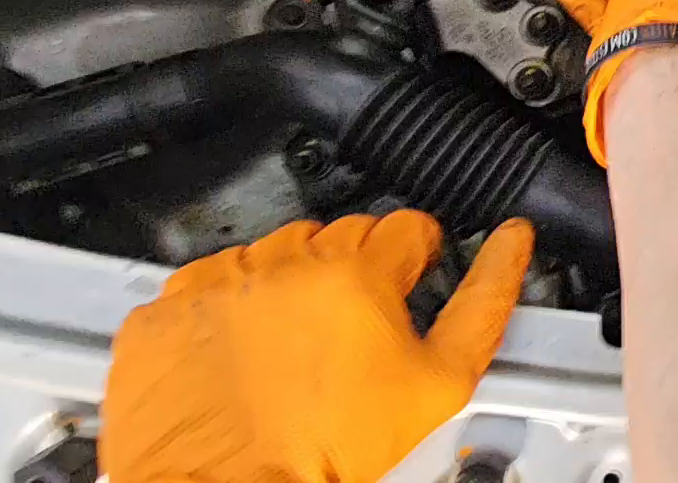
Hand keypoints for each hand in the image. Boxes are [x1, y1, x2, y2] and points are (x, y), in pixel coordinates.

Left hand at [101, 212, 533, 482]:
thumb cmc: (325, 450)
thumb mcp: (443, 379)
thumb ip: (489, 296)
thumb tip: (513, 240)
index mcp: (358, 269)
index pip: (408, 226)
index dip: (416, 260)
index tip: (405, 287)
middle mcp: (288, 262)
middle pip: (346, 233)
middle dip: (358, 269)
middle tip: (353, 325)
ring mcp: (222, 284)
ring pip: (280, 250)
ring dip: (295, 279)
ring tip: (296, 337)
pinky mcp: (164, 313)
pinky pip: (210, 278)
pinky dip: (229, 301)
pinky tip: (243, 344)